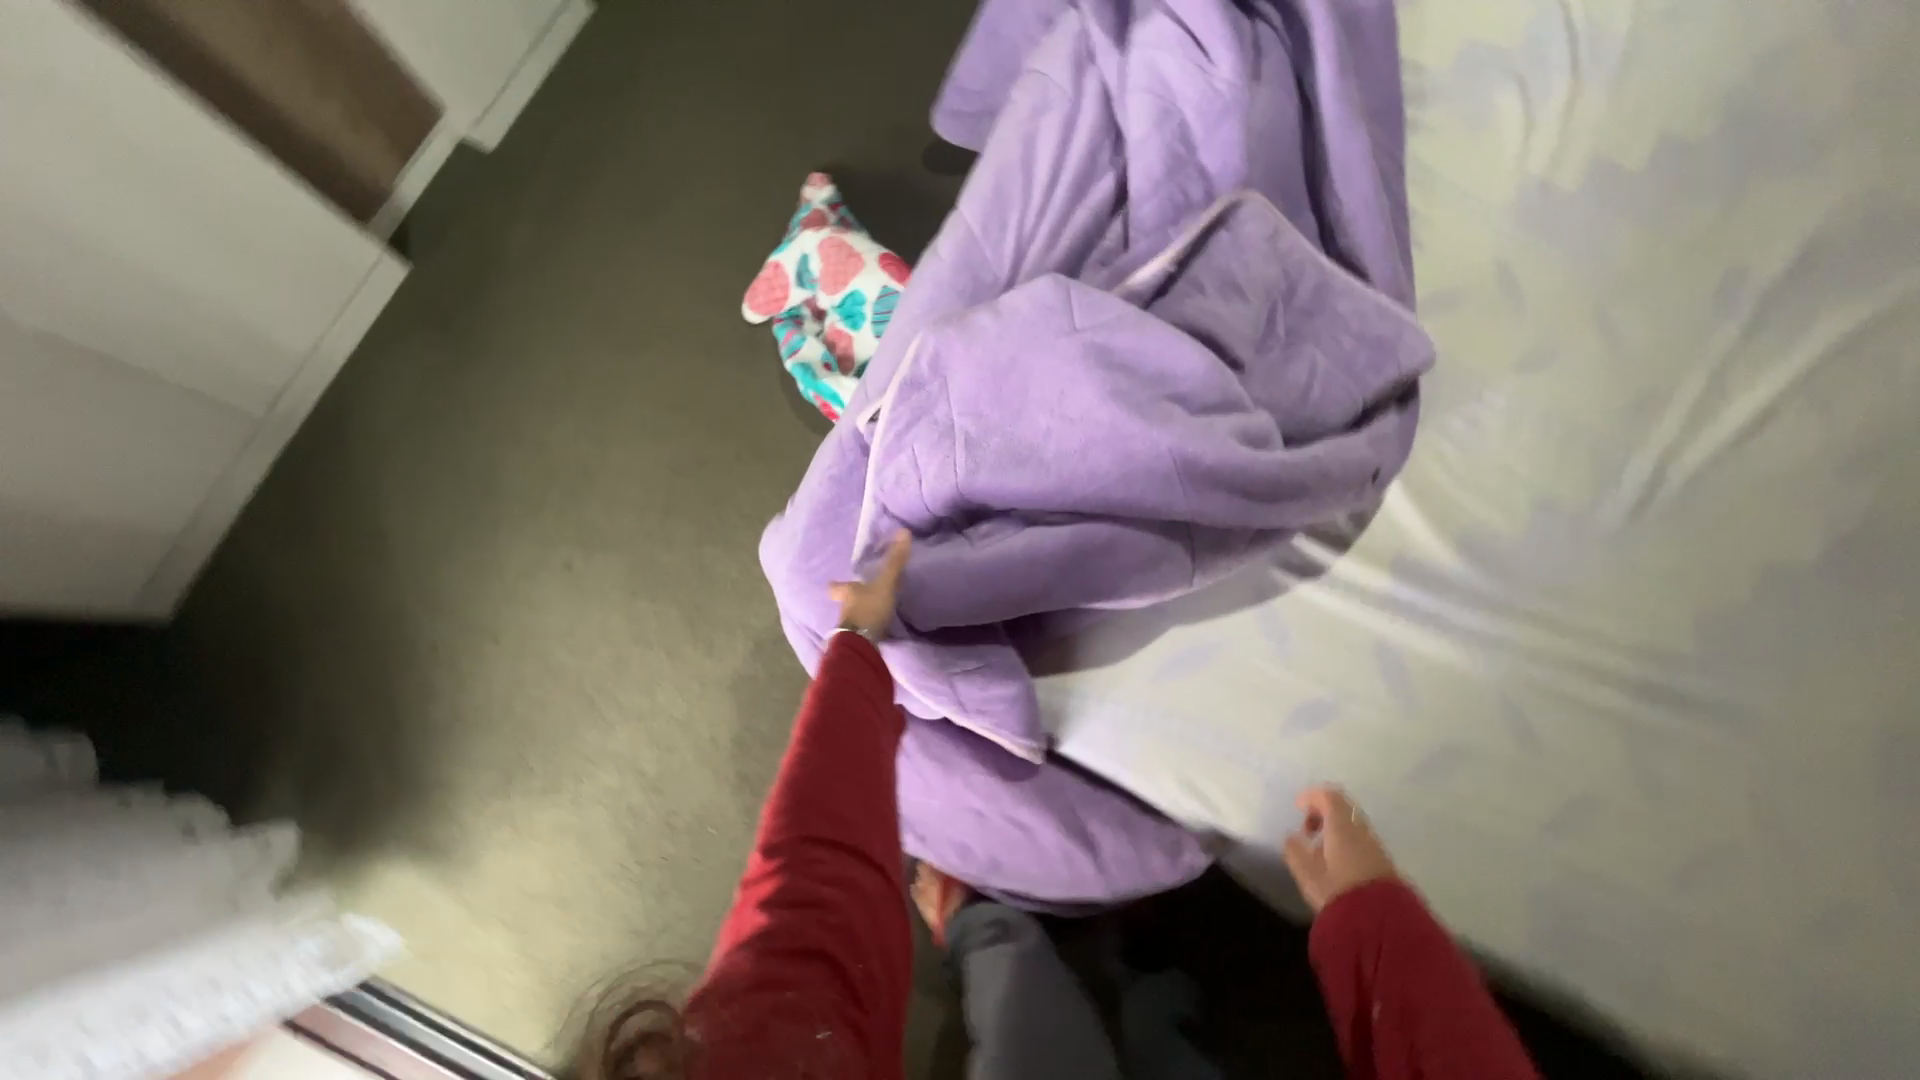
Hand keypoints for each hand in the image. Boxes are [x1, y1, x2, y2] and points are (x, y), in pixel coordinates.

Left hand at [829, 529, 911, 638]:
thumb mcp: (885, 583)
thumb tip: (903, 532)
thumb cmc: (869, 609)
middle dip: (851, 599)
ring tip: (873, 610)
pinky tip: (878, 627)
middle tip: (861, 595)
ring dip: (861, 613)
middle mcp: (845, 609)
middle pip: (844, 602)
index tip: (835, 582)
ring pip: (853, 617)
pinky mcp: (859, 641)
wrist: (863, 645)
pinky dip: (869, 627)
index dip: (836, 584)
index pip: (836, 587)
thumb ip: (894, 562)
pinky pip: (863, 630)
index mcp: (847, 592)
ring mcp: (851, 627)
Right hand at [1282, 785, 1398, 913]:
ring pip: (1353, 826)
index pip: (1329, 796)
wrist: (1381, 922)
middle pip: (1343, 809)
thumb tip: (1291, 837)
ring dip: (1334, 831)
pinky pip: (1361, 841)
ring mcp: (1376, 846)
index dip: (1311, 796)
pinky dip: (1346, 843)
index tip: (1297, 807)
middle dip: (1322, 815)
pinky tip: (1336, 865)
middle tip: (1307, 831)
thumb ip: (1294, 850)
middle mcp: (1362, 830)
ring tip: (1319, 852)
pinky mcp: (1384, 863)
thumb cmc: (1337, 891)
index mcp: (1342, 826)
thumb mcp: (1307, 873)